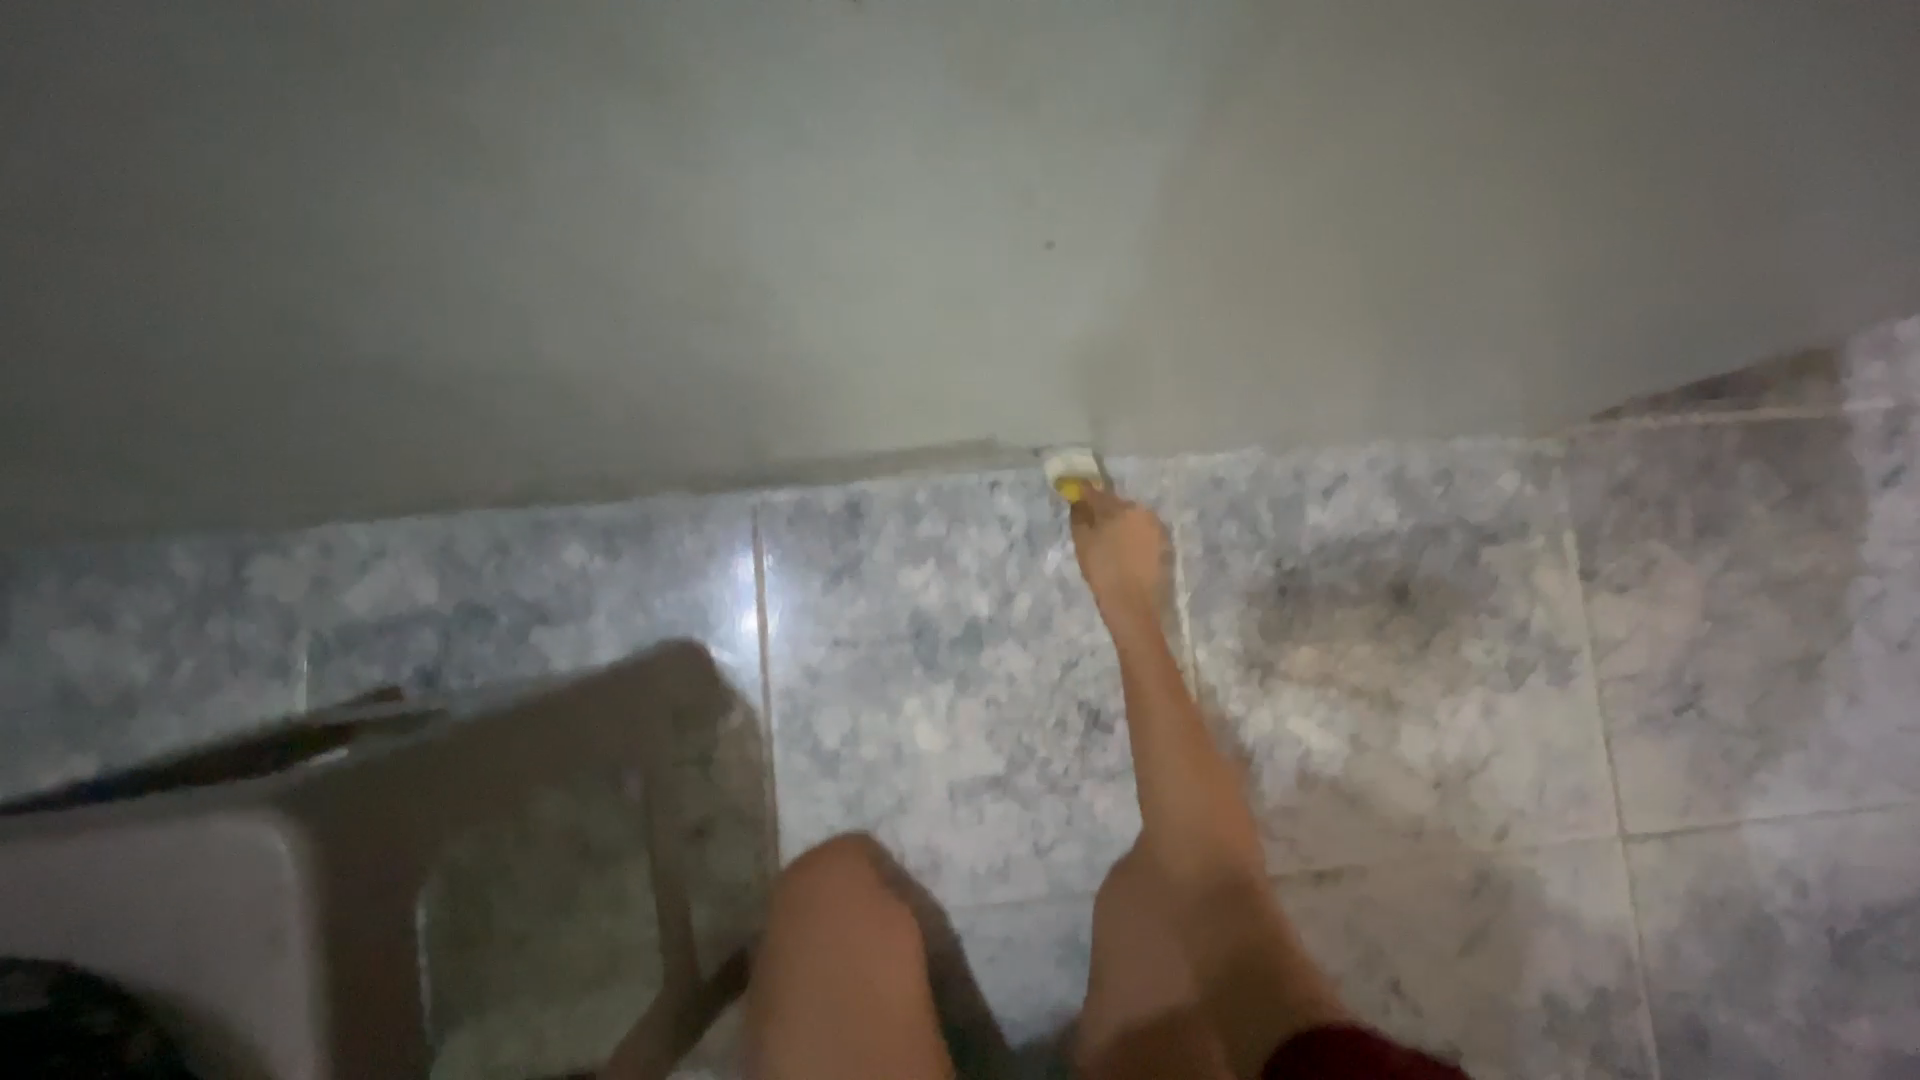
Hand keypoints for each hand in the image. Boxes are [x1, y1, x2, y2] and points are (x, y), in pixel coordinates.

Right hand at [1069, 487, 1168, 624]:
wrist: (1134, 604)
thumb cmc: (1103, 573)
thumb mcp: (1082, 544)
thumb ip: (1079, 518)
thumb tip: (1078, 502)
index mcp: (1118, 508)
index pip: (1097, 493)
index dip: (1084, 493)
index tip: (1076, 494)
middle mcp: (1141, 511)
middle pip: (1118, 504)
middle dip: (1106, 511)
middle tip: (1094, 524)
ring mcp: (1156, 526)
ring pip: (1132, 518)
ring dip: (1121, 524)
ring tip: (1110, 541)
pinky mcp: (1165, 543)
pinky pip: (1144, 532)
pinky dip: (1134, 536)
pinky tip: (1127, 551)